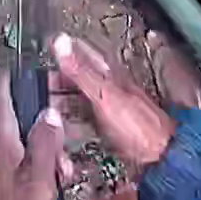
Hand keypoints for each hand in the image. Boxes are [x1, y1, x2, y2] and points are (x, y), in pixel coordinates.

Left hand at [0, 73, 68, 199]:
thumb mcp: (39, 182)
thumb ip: (46, 144)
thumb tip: (50, 113)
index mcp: (0, 137)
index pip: (2, 91)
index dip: (17, 75)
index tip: (33, 67)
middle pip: (15, 114)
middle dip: (41, 119)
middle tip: (63, 134)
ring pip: (17, 138)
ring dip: (40, 146)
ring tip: (61, 169)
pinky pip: (13, 159)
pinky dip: (31, 162)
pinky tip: (47, 182)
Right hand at [52, 34, 178, 167]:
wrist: (161, 158)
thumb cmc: (136, 125)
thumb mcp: (103, 94)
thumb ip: (80, 70)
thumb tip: (60, 41)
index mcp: (107, 72)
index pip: (80, 49)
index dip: (62, 46)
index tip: (44, 46)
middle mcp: (108, 85)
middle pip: (78, 75)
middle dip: (58, 78)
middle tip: (39, 83)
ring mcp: (109, 106)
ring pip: (80, 97)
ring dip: (62, 101)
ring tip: (46, 107)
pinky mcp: (109, 127)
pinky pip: (84, 119)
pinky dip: (71, 122)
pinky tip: (63, 130)